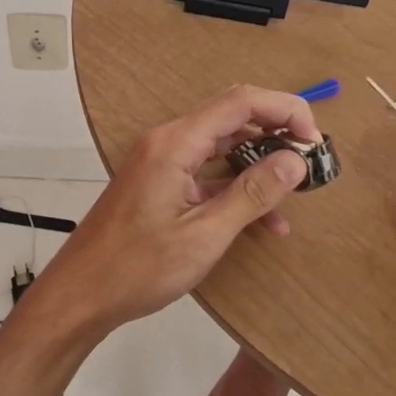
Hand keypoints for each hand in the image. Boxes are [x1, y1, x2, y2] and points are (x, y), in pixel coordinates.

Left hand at [32, 86, 319, 337]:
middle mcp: (167, 141)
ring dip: (259, 163)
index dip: (284, 110)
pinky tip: (264, 219)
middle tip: (311, 162)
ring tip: (294, 190)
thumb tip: (296, 159)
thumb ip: (251, 194)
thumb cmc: (138, 267)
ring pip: (222, 145)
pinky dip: (236, 187)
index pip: (240, 101)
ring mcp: (162, 162)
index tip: (314, 140)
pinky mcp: (160, 183)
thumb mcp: (204, 235)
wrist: (81, 294)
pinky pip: (206, 172)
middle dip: (276, 132)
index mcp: (175, 143)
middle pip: (232, 117)